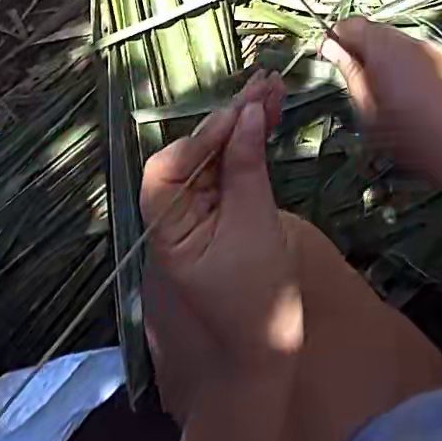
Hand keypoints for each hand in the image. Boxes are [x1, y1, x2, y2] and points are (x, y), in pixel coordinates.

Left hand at [140, 72, 301, 379]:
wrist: (264, 357)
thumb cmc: (257, 301)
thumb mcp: (255, 229)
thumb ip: (246, 170)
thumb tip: (247, 115)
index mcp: (165, 226)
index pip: (171, 167)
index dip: (204, 135)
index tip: (243, 110)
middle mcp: (175, 213)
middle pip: (196, 154)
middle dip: (231, 120)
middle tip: (267, 84)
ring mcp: (200, 213)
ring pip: (217, 157)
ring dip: (246, 125)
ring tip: (276, 90)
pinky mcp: (224, 213)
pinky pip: (232, 171)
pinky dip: (251, 146)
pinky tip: (268, 118)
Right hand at [319, 17, 441, 185]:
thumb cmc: (411, 135)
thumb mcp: (369, 109)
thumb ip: (350, 73)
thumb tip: (331, 47)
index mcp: (384, 47)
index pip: (350, 24)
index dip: (335, 39)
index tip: (329, 60)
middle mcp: (409, 41)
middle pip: (375, 32)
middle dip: (360, 50)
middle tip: (355, 83)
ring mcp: (432, 50)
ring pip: (396, 45)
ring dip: (382, 60)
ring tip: (381, 94)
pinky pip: (416, 57)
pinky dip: (404, 68)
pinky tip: (407, 97)